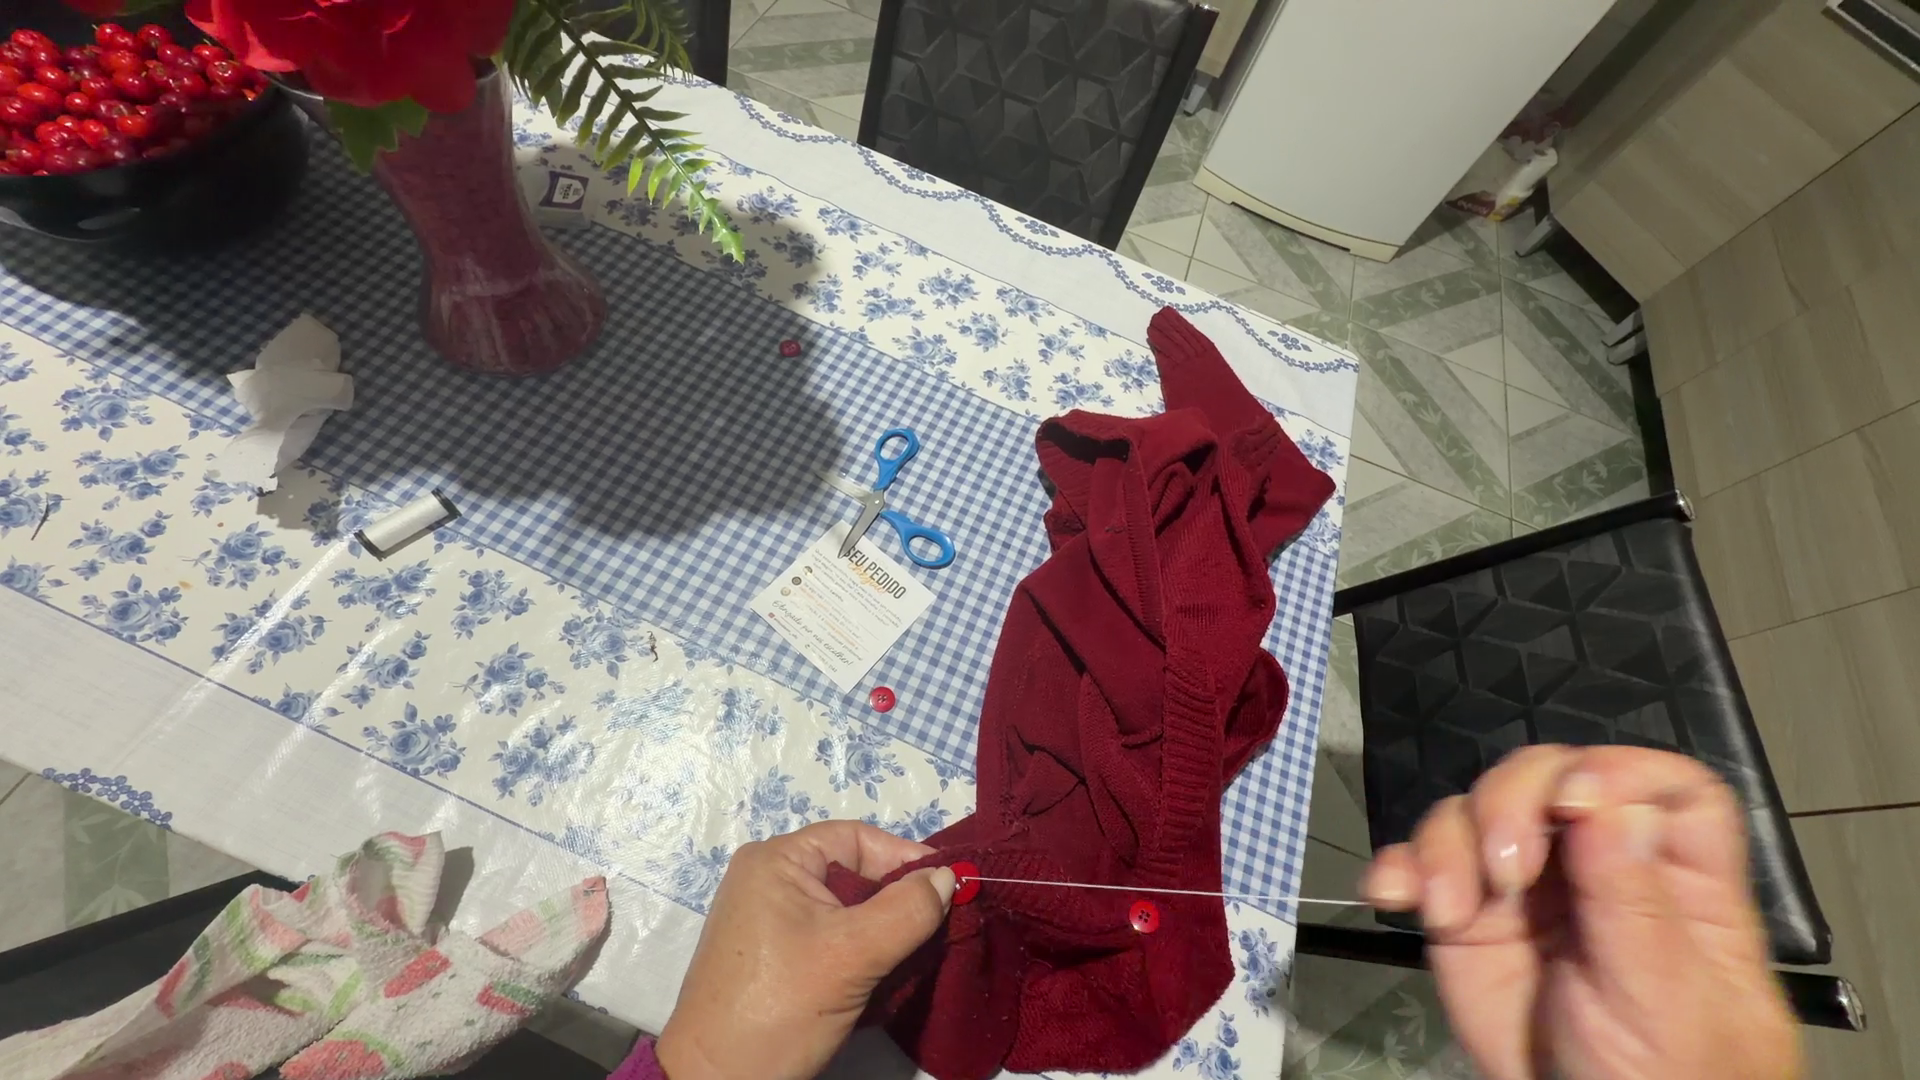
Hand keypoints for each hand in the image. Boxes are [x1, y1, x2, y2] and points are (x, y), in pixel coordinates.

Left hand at [656, 821, 956, 1079]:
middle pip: (852, 871)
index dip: (905, 859)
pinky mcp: (770, 951)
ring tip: (915, 950)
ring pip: (843, 904)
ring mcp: (766, 915)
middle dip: (896, 896)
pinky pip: (827, 931)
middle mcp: (768, 876)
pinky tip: (883, 970)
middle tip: (938, 924)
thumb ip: (907, 911)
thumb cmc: (779, 1010)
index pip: (858, 840)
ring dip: (881, 926)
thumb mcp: (852, 957)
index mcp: (777, 859)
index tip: (949, 887)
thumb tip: (948, 877)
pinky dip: (858, 945)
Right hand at [1361, 746, 1799, 1079]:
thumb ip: (1635, 908)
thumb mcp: (1662, 1005)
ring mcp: (1518, 881)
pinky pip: (1415, 858)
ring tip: (1449, 911)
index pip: (1661, 788)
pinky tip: (1392, 896)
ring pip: (1469, 810)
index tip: (1575, 803)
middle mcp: (1589, 862)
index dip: (1619, 773)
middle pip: (1545, 777)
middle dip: (1508, 804)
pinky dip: (1396, 867)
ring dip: (1445, 848)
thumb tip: (1616, 808)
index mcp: (1672, 880)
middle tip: (1501, 866)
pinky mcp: (1459, 905)